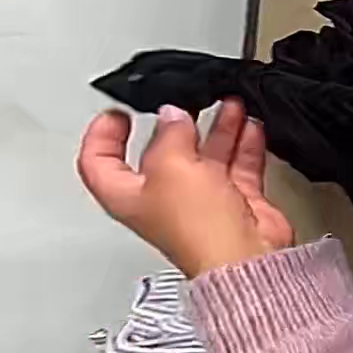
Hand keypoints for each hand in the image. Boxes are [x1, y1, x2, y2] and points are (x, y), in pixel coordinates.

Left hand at [78, 99, 294, 276]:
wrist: (245, 251)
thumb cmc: (199, 228)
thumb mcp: (170, 168)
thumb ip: (169, 136)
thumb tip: (172, 116)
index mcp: (129, 193)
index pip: (101, 160)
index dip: (104, 135)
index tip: (117, 113)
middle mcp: (165, 196)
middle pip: (165, 152)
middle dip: (178, 125)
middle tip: (187, 101)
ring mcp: (204, 197)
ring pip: (208, 154)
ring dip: (219, 128)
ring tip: (229, 104)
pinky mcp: (239, 199)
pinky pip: (240, 164)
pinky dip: (246, 144)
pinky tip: (251, 127)